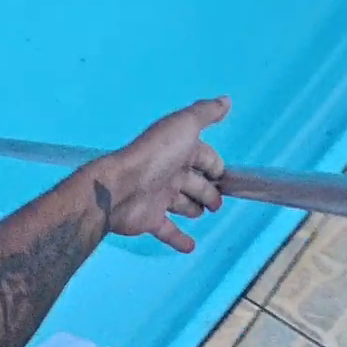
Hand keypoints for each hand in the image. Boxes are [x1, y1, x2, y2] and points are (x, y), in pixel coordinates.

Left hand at [84, 97, 229, 251]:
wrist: (119, 188)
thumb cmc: (155, 156)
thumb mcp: (183, 126)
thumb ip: (204, 114)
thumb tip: (225, 100)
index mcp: (178, 152)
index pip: (204, 158)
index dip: (215, 165)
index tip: (226, 176)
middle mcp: (169, 173)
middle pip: (194, 183)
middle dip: (208, 190)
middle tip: (218, 202)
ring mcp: (158, 197)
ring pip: (182, 204)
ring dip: (193, 208)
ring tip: (204, 213)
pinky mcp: (149, 219)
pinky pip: (167, 231)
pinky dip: (178, 239)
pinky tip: (190, 246)